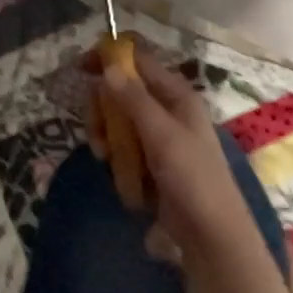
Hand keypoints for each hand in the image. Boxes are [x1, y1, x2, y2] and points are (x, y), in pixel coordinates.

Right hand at [92, 47, 256, 265]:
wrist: (211, 235)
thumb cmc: (192, 177)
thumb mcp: (162, 134)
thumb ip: (134, 98)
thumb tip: (109, 65)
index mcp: (176, 95)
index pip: (139, 61)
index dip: (110, 58)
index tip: (81, 68)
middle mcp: (167, 110)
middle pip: (122, 91)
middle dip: (103, 108)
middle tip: (96, 129)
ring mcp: (159, 137)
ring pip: (118, 120)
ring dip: (106, 135)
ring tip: (104, 156)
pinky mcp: (151, 161)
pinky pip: (123, 146)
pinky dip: (116, 156)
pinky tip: (117, 173)